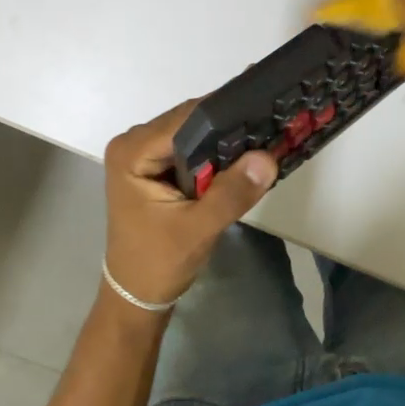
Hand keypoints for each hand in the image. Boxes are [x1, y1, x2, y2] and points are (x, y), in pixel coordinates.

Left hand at [102, 100, 276, 306]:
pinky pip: (193, 150)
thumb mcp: (198, 229)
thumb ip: (231, 193)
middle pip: (190, 121)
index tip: (265, 109)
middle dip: (229, 125)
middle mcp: (134, 144)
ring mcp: (145, 155)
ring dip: (225, 140)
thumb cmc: (158, 262)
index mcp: (132, 151)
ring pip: (194, 134)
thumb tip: (267, 158)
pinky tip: (245, 159)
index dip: (225, 112)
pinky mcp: (157, 169)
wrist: (138, 296)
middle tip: (272, 125)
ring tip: (265, 139)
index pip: (186, 117)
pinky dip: (217, 155)